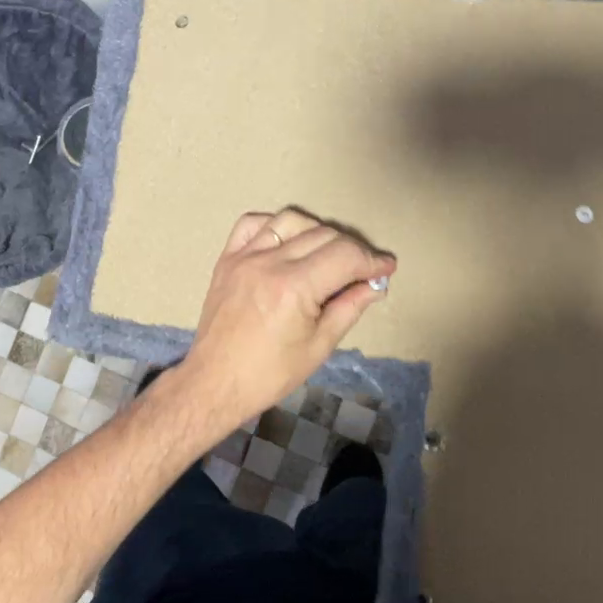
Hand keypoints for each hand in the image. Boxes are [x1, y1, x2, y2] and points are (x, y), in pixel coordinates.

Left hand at [176, 208, 395, 427]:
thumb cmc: (270, 373)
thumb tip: (376, 284)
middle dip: (351, 250)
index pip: (345, 256)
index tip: (386, 268)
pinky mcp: (227, 259)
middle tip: (362, 271)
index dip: (372, 260)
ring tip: (328, 254)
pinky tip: (288, 242)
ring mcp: (244, 257)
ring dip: (317, 232)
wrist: (216, 382)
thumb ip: (349, 307)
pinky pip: (252, 223)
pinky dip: (275, 225)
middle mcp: (269, 263)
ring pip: (291, 221)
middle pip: (323, 235)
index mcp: (294, 288)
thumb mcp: (319, 346)